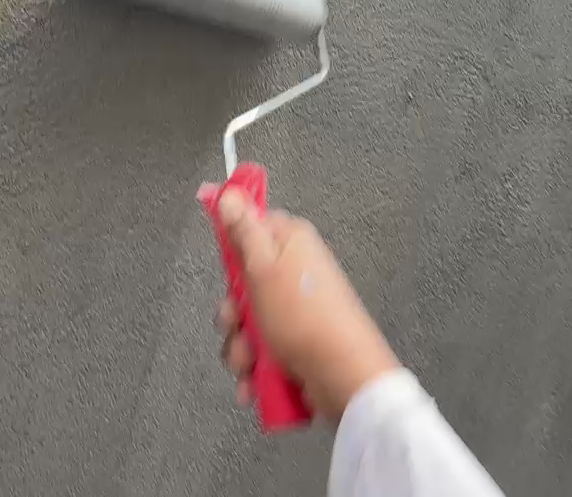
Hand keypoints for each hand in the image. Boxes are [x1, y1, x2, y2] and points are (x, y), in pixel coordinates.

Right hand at [214, 189, 400, 419]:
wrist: (343, 378)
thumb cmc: (305, 318)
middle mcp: (294, 269)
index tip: (227, 268)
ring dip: (240, 344)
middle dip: (232, 311)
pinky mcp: (296, 338)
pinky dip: (254, 364)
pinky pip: (261, 344)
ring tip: (249, 361)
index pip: (249, 226)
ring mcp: (295, 306)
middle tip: (236, 322)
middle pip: (242, 279)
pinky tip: (254, 378)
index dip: (231, 248)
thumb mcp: (263, 267)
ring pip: (247, 318)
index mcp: (290, 241)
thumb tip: (230, 192)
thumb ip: (243, 228)